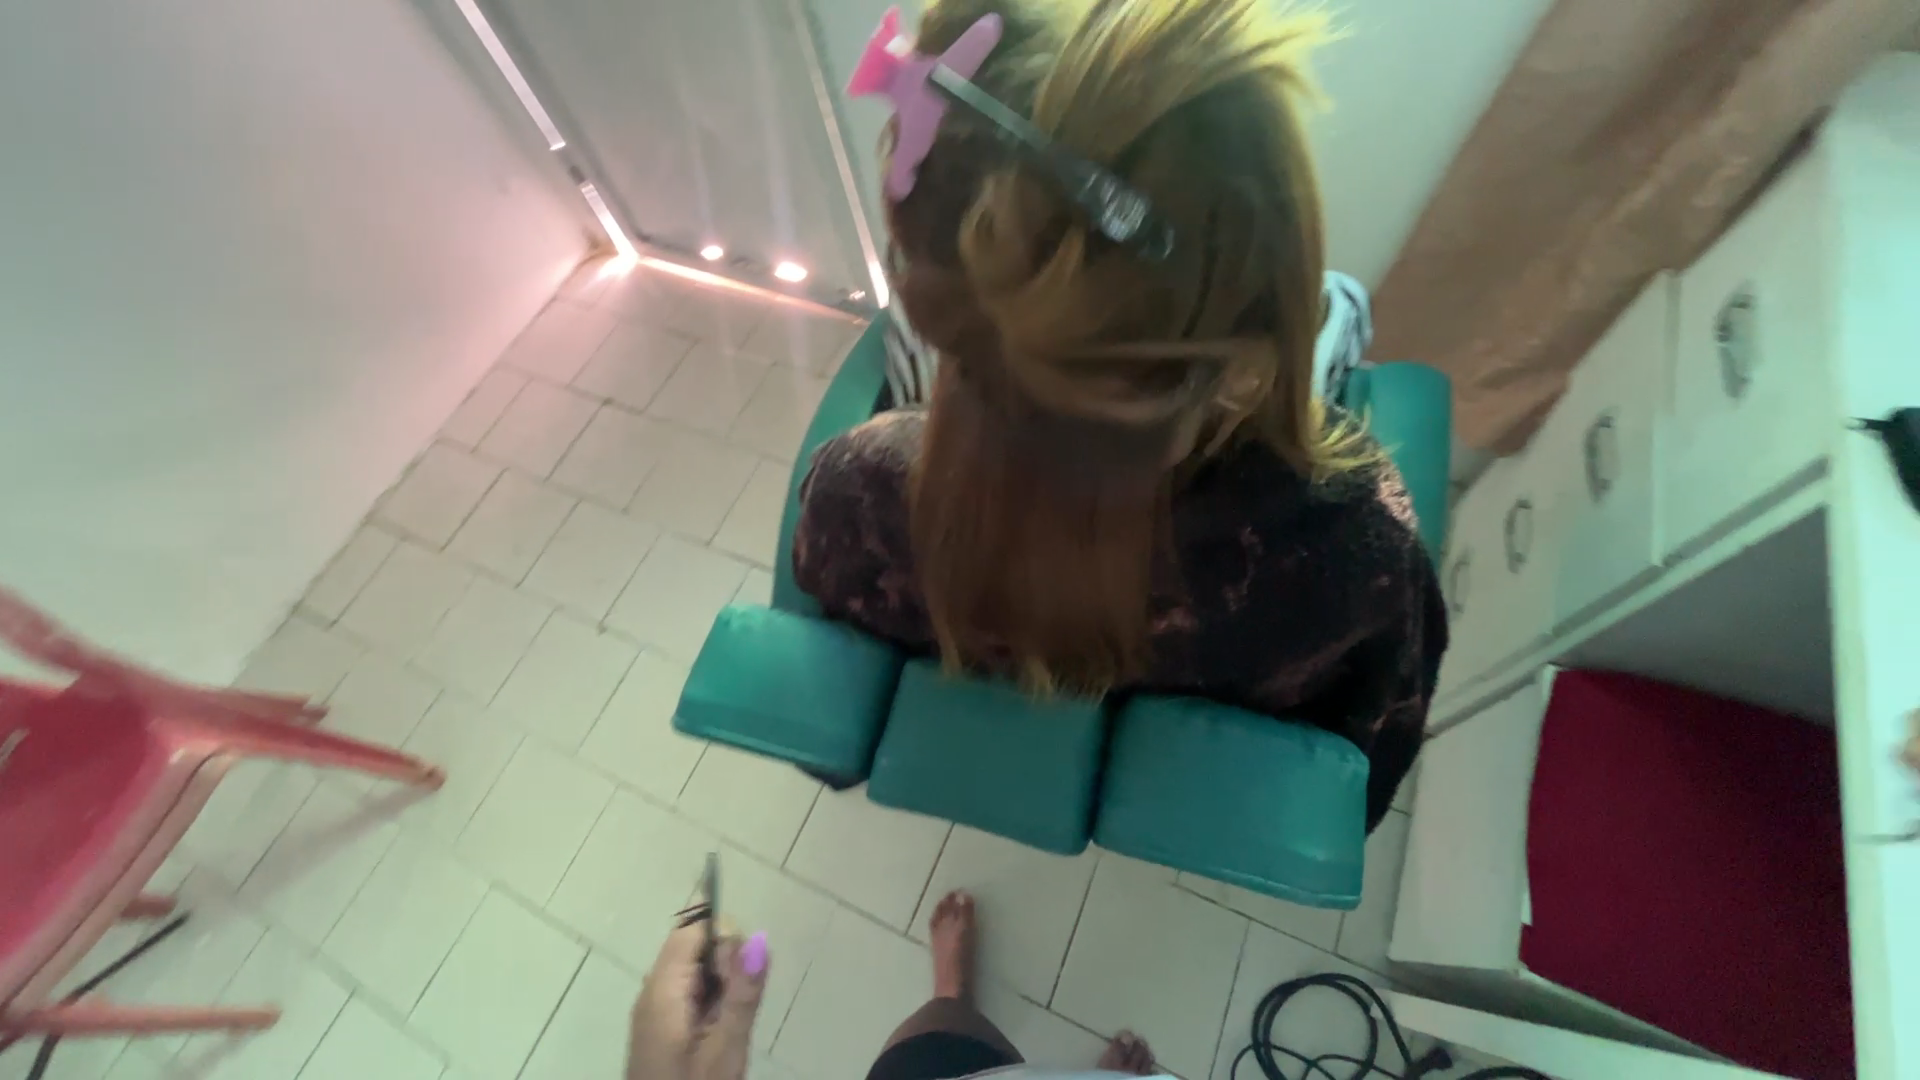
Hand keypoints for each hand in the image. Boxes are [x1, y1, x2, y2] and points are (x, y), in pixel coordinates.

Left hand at [626, 922, 768, 1079]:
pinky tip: (719, 1029)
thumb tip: (760, 937)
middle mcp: (651, 992)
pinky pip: (688, 991)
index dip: (723, 940)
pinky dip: (710, 999)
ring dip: (720, 983)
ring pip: (693, 970)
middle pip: (692, 947)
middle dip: (724, 963)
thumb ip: (743, 991)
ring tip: (729, 1020)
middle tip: (737, 1003)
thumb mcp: (726, 1046)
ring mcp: (653, 1010)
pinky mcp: (659, 1027)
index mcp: (661, 991)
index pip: (692, 931)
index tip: (741, 974)